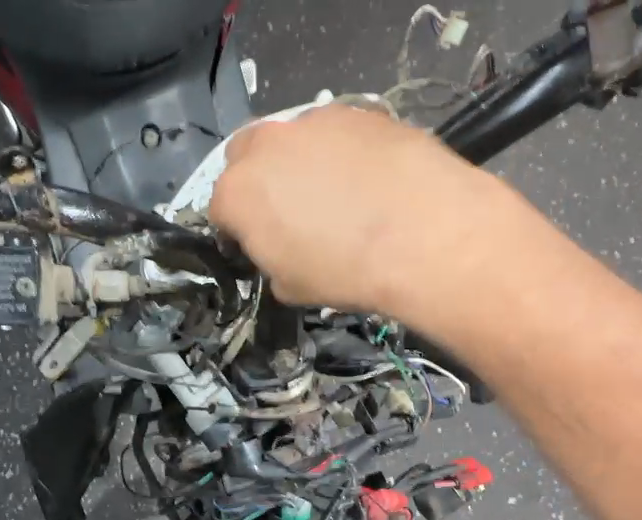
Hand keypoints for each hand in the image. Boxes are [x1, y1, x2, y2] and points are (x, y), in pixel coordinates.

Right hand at [208, 105, 527, 318]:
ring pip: (291, 140)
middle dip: (257, 181)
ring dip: (299, 163)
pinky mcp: (359, 111)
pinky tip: (367, 182)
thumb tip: (279, 251)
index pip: (218, 209)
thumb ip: (268, 259)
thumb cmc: (343, 270)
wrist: (423, 234)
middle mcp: (267, 145)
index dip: (235, 230)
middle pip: (245, 156)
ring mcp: (314, 121)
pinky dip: (342, 153)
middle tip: (286, 213)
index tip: (255, 245)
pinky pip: (336, 133)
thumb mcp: (288, 286)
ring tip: (334, 197)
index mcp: (237, 193)